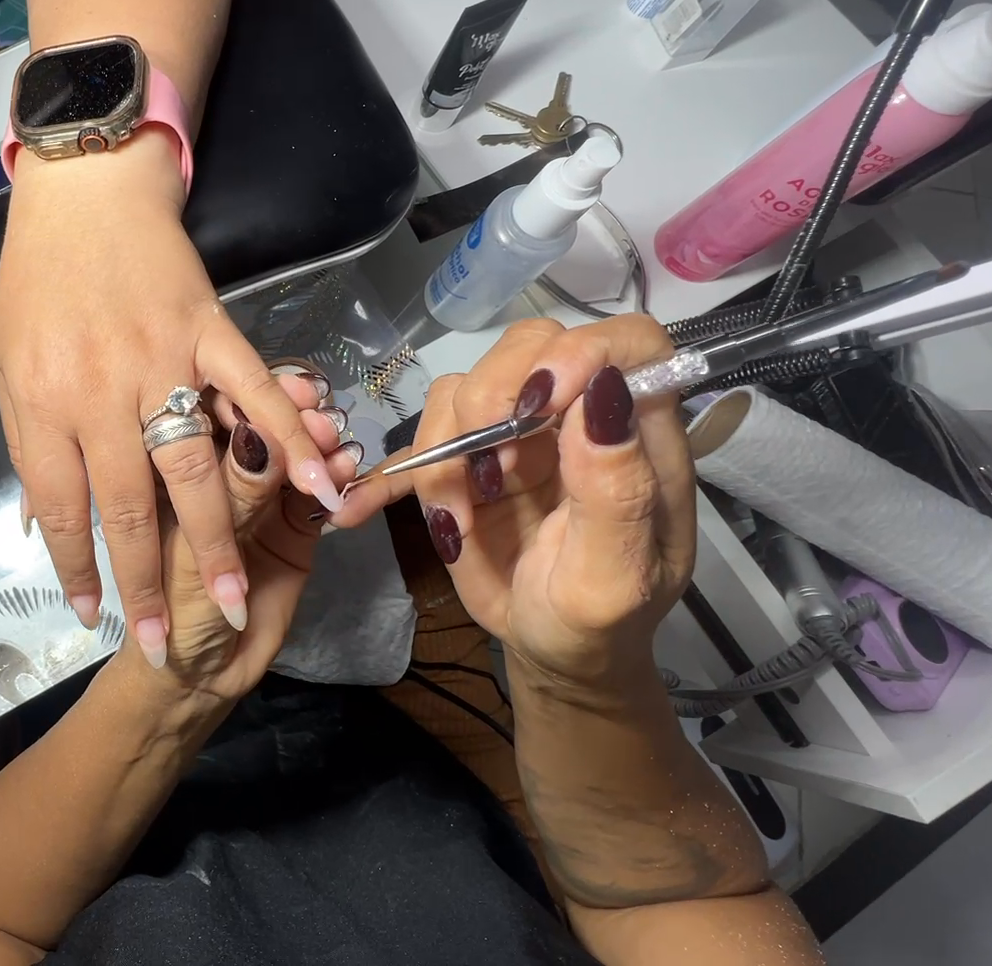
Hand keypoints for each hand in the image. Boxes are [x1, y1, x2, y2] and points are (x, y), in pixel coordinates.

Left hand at [0, 138, 346, 668]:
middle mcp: (102, 395)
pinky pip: (255, 393)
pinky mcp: (211, 332)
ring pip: (194, 467)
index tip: (92, 618)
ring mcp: (163, 363)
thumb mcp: (10, 370)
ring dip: (217, 543)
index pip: (62, 509)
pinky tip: (321, 489)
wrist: (82, 196)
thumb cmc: (36, 286)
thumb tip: (42, 524)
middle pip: (128, 506)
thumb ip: (32, 447)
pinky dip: (291, 440)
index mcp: (45, 405)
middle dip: (146, 584)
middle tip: (163, 647)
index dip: (76, 570)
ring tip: (232, 606)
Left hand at [143, 390, 354, 703]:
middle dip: (288, 419)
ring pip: (292, 461)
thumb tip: (258, 435)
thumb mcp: (195, 553)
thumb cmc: (172, 612)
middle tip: (317, 411)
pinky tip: (347, 470)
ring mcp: (261, 498)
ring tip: (336, 440)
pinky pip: (317, 497)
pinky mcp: (295, 525)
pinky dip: (333, 482)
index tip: (281, 389)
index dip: (248, 403)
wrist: (200, 675)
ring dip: (315, 447)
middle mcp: (219, 475)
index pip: (213, 422)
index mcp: (176, 470)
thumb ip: (231, 499)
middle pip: (259, 434)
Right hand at [332, 317, 694, 684]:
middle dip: (491, 403)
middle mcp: (573, 419)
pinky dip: (386, 475)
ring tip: (457, 517)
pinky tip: (357, 508)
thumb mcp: (616, 578)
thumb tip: (602, 397)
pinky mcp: (461, 460)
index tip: (535, 408)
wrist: (552, 649)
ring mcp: (512, 437)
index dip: (579, 353)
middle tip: (491, 475)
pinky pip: (414, 441)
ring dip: (443, 452)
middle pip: (527, 349)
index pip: (625, 343)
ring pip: (459, 391)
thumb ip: (616, 493)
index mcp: (634, 434)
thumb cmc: (596, 622)